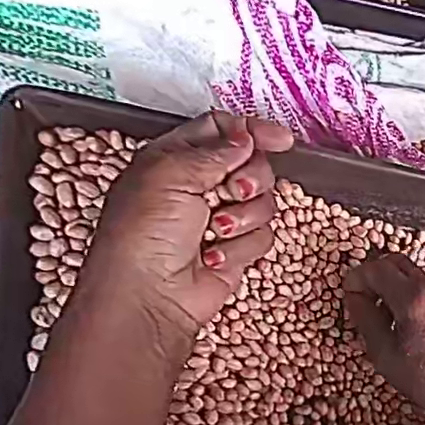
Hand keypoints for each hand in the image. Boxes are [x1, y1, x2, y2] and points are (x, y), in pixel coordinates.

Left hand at [77, 110, 294, 336]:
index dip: (253, 131)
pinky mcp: (238, 249)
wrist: (150, 294)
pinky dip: (241, 248)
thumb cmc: (143, 235)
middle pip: (253, 165)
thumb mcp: (170, 174)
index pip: (223, 130)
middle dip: (251, 180)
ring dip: (244, 218)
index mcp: (177, 158)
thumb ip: (214, 151)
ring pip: (264, 204)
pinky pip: (264, 237)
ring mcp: (222, 219)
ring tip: (216, 231)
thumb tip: (247, 138)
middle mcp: (202, 185)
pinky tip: (214, 256)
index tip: (282, 139)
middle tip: (232, 192)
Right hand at [343, 254, 424, 424]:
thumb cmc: (424, 378)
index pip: (376, 268)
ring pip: (412, 273)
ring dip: (392, 283)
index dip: (357, 278)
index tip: (350, 293)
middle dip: (374, 274)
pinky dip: (410, 293)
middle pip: (395, 262)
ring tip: (383, 312)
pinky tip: (404, 319)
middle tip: (363, 297)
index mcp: (413, 299)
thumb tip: (354, 296)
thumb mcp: (382, 351)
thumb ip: (364, 316)